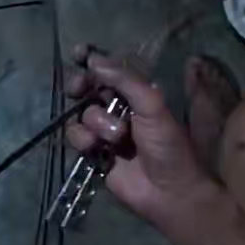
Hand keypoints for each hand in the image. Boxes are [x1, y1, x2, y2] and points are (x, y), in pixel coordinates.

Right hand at [64, 45, 224, 237]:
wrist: (168, 191)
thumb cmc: (168, 145)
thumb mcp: (152, 106)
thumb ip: (125, 81)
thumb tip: (94, 59)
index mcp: (134, 93)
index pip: (108, 69)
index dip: (91, 59)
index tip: (78, 54)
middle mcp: (116, 107)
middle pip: (87, 87)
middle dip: (81, 85)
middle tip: (80, 89)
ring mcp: (103, 130)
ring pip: (82, 113)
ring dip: (96, 122)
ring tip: (117, 136)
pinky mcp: (93, 152)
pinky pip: (76, 136)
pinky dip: (85, 140)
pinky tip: (99, 149)